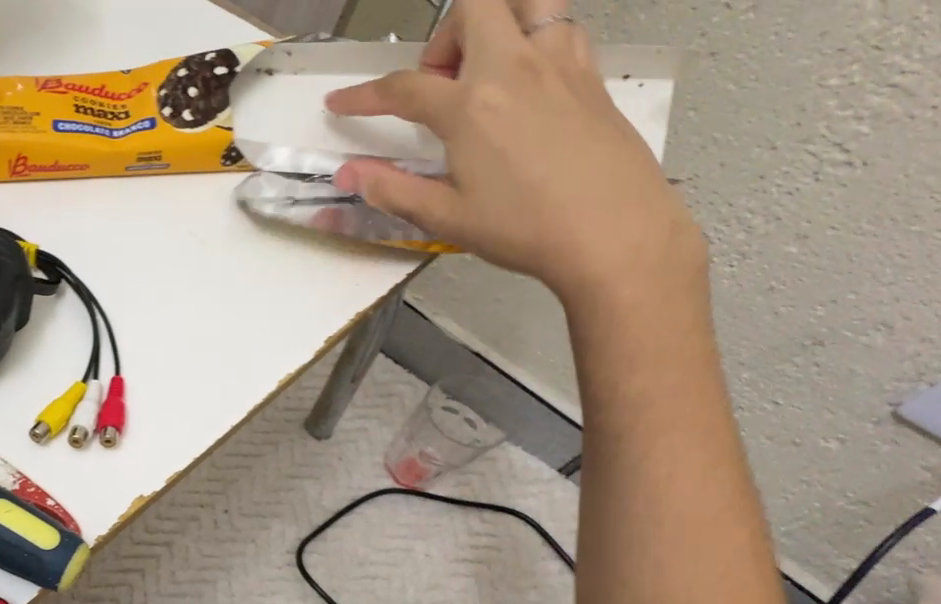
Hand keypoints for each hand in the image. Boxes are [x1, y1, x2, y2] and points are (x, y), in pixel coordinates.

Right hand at [325, 0, 703, 307]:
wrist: (613, 230)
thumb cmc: (525, 227)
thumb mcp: (445, 217)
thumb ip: (392, 189)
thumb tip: (351, 174)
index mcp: (471, 107)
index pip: (402, 88)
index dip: (363, 96)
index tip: (340, 103)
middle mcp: (515, 69)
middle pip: (473, 7)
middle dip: (443, 36)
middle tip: (436, 83)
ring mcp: (560, 66)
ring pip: (528, 4)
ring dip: (497, 24)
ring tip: (482, 70)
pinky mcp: (591, 77)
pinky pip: (561, 31)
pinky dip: (535, 43)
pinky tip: (524, 87)